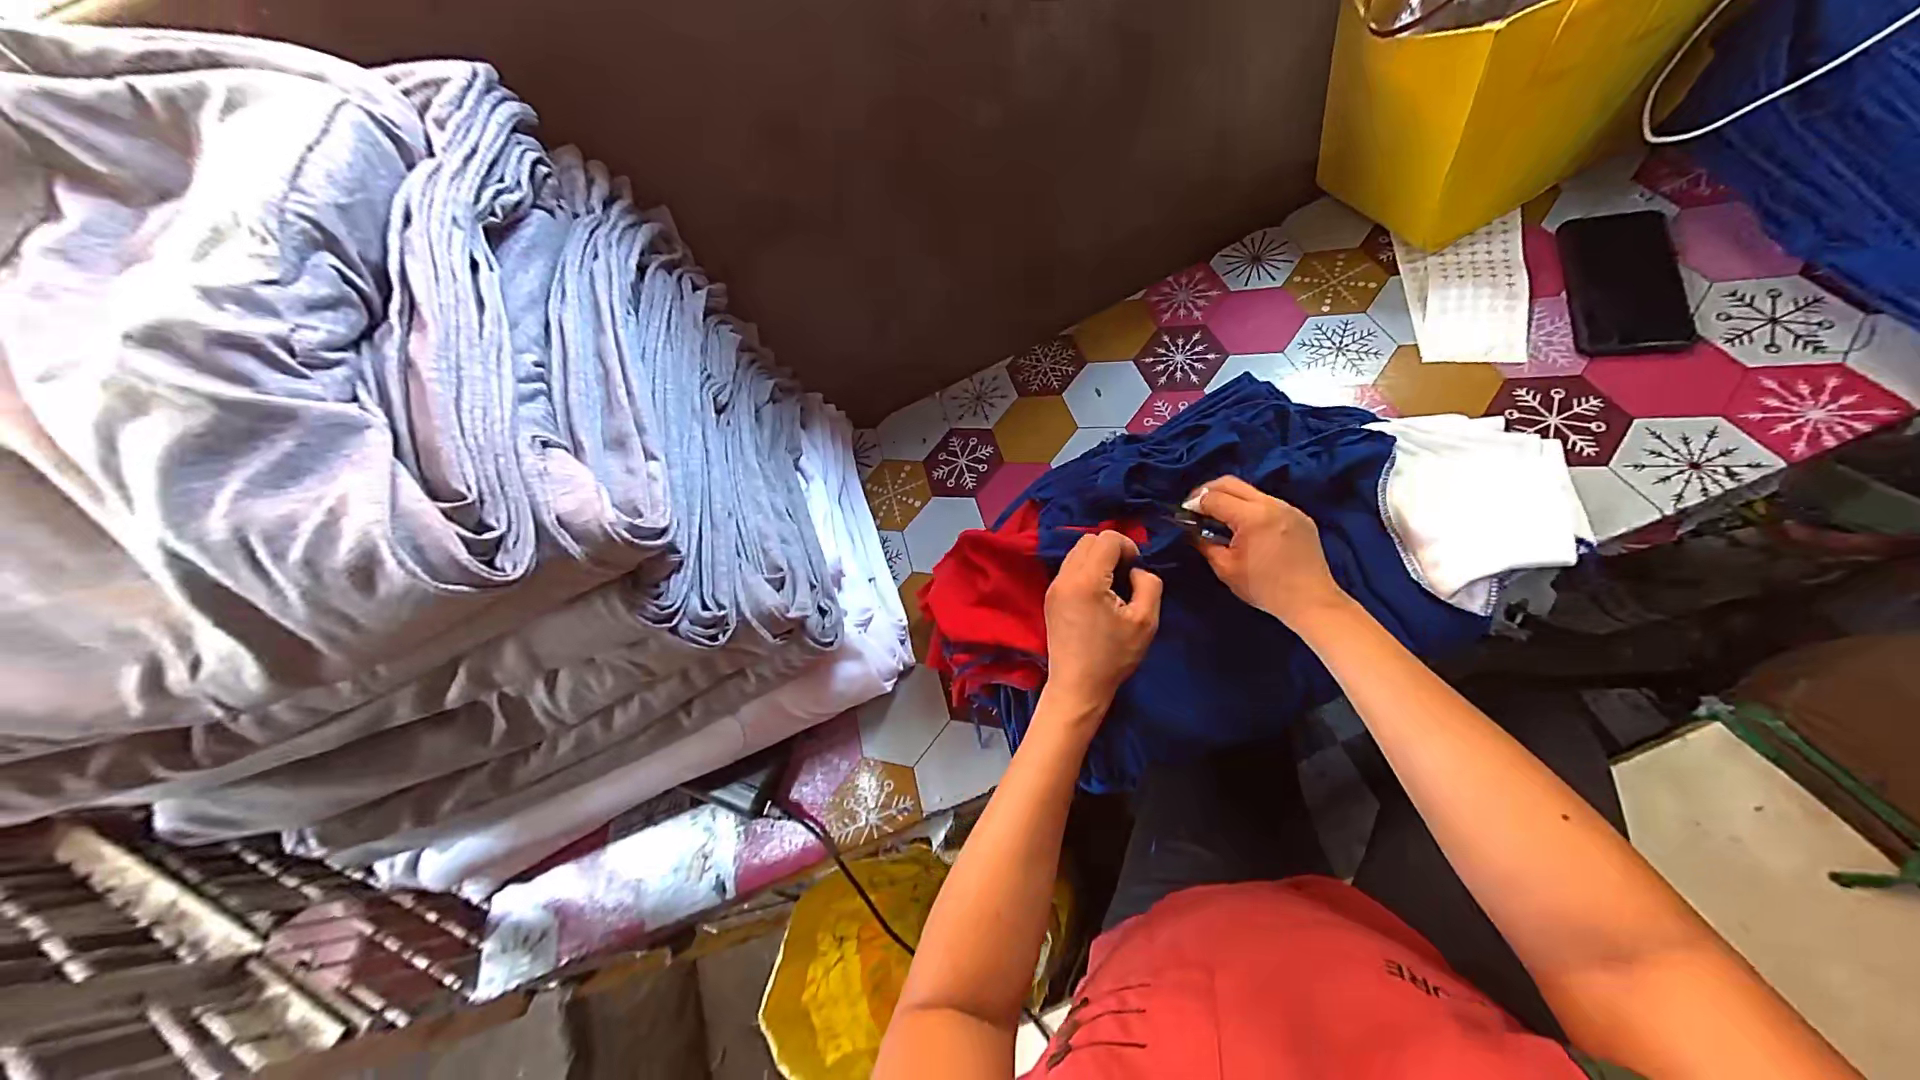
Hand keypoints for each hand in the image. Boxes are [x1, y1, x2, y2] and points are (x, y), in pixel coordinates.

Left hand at [1043, 530, 1162, 716]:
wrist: (1077, 686)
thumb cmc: (1113, 657)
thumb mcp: (1145, 621)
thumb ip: (1149, 584)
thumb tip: (1135, 570)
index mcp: (1086, 581)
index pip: (1107, 539)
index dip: (1128, 546)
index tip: (1135, 570)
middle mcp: (1064, 578)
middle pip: (1089, 540)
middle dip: (1111, 550)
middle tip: (1125, 576)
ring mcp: (1053, 587)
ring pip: (1076, 552)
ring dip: (1097, 559)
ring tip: (1112, 586)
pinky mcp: (1050, 597)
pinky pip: (1069, 568)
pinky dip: (1085, 570)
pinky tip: (1097, 595)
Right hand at [1185, 475, 1350, 628]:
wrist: (1310, 600)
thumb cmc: (1264, 588)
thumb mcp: (1225, 568)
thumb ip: (1204, 543)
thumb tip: (1191, 530)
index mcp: (1253, 517)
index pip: (1214, 497)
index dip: (1194, 503)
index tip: (1184, 513)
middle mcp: (1272, 504)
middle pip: (1231, 483)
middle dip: (1208, 491)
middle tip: (1196, 507)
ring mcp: (1289, 508)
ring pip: (1250, 491)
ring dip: (1230, 498)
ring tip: (1218, 517)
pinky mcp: (1299, 516)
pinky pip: (1267, 502)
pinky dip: (1249, 507)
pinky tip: (1244, 526)